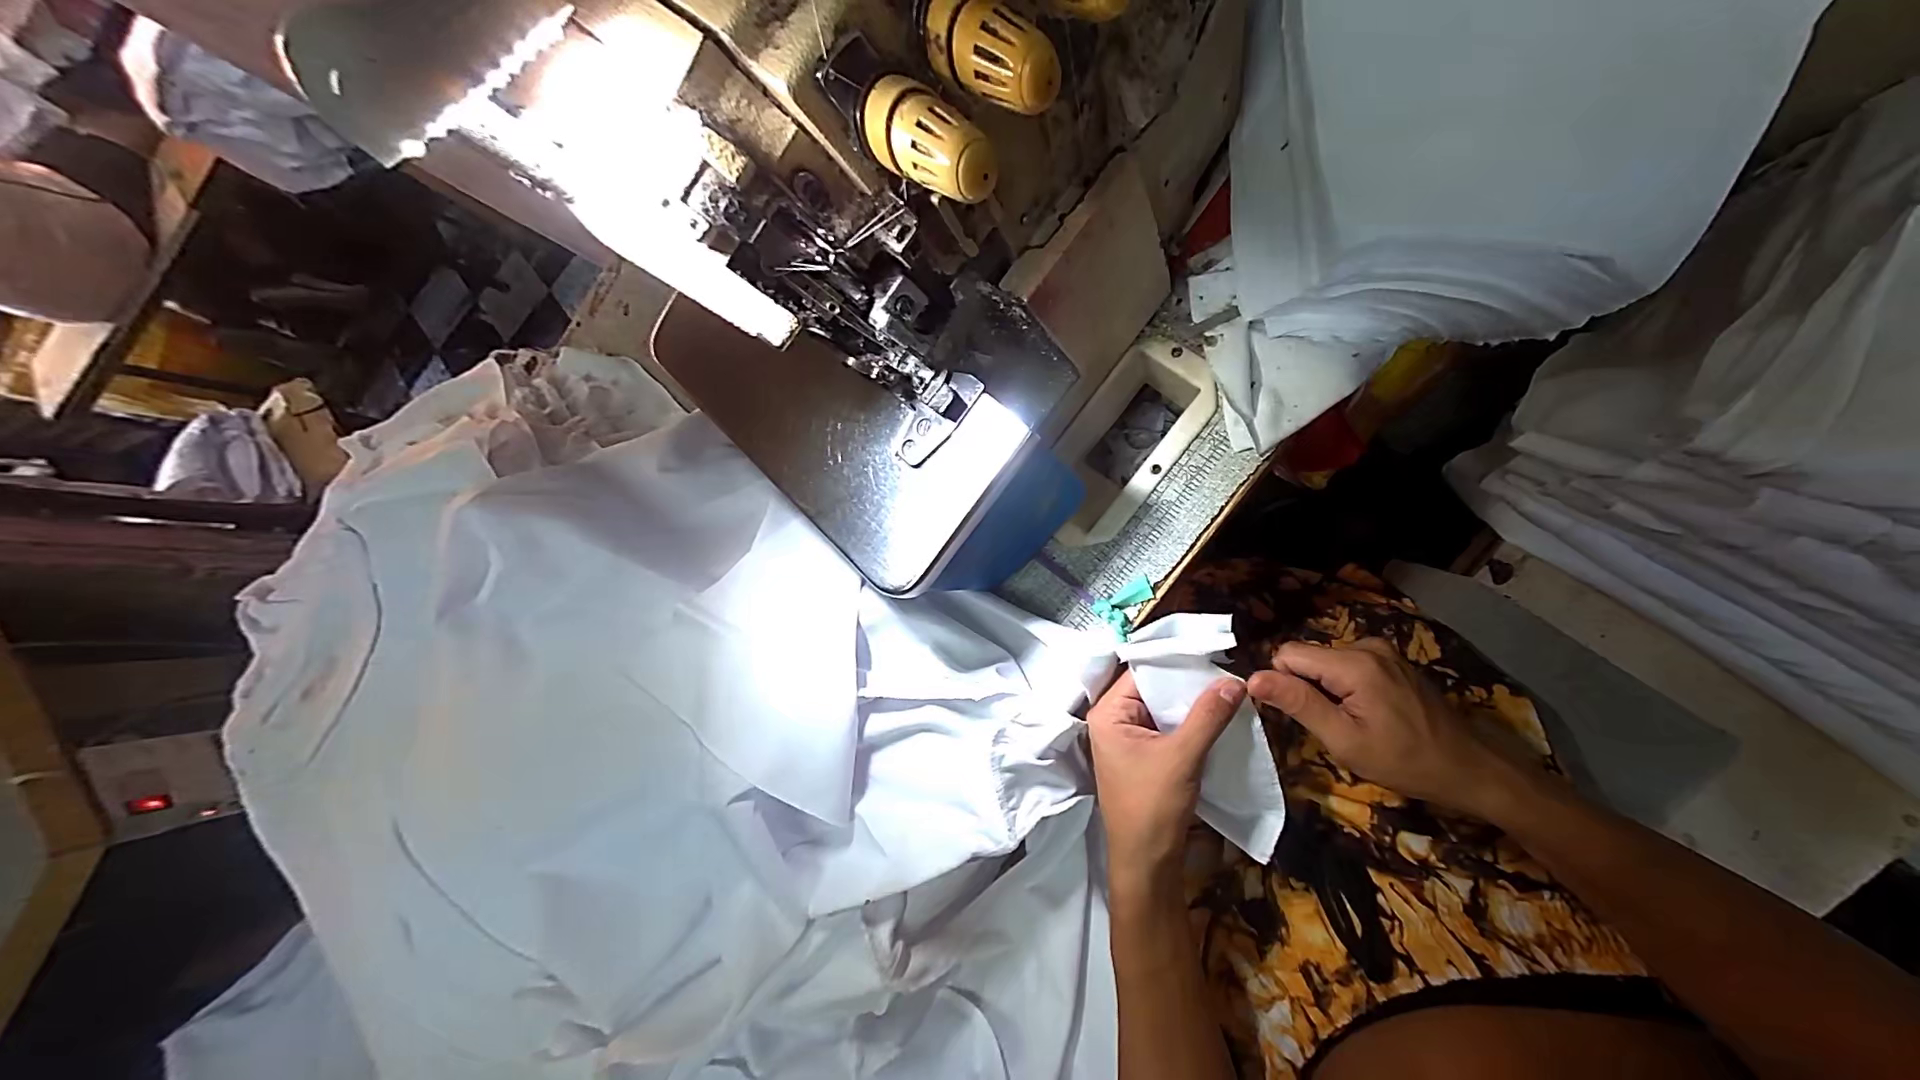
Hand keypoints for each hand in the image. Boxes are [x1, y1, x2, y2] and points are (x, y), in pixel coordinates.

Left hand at [1087, 670, 1244, 890]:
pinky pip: (1168, 727)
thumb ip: (1207, 716)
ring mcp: (1128, 739)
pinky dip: (1190, 723)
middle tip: (1225, 669)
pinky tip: (1217, 716)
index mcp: (1108, 713)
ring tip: (1227, 688)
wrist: (1147, 862)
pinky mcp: (1144, 756)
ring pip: (1163, 708)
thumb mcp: (1183, 756)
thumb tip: (1233, 680)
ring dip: (1191, 703)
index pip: (1140, 671)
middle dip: (1186, 682)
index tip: (1209, 650)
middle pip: (1153, 688)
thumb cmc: (1153, 806)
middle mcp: (1113, 720)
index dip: (1173, 661)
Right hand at [1247, 638, 1511, 815]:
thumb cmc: (1406, 761)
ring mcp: (1383, 652)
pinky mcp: (1392, 661)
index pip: (1287, 654)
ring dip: (1326, 690)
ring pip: (1325, 662)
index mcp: (1353, 663)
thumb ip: (1298, 703)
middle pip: (1307, 657)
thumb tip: (1252, 678)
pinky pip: (1347, 665)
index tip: (1301, 717)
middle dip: (1306, 688)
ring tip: (1352, 723)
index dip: (1283, 685)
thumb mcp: (1344, 740)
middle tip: (1331, 726)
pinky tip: (1369, 714)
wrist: (1474, 770)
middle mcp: (1367, 646)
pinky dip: (1346, 687)